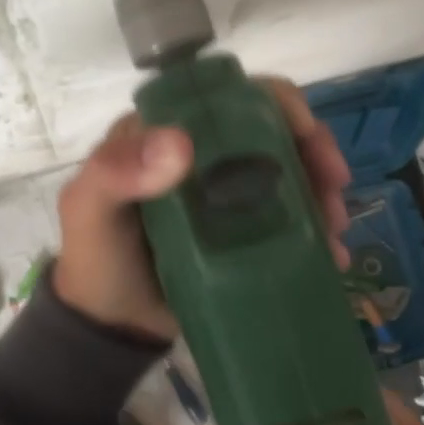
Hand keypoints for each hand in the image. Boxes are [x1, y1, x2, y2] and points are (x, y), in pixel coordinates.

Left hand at [51, 77, 352, 340]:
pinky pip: (289, 219)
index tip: (305, 134)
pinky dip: (316, 231)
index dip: (274, 105)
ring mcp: (223, 195)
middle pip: (269, 133)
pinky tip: (331, 258)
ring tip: (333, 231)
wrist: (109, 326)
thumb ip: (116, 173)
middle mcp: (198, 155)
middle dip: (312, 152)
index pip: (224, 98)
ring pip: (288, 175)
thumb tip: (180, 143)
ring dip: (321, 193)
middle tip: (333, 189)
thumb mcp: (90, 211)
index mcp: (161, 134)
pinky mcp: (242, 233)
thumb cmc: (95, 259)